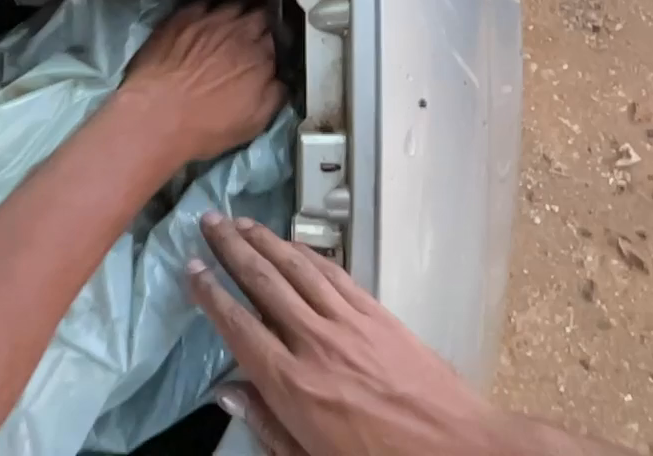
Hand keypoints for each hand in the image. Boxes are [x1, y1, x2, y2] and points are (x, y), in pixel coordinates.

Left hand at [115, 0, 285, 165]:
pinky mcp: (182, 18)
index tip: (278, 45)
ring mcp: (209, 22)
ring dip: (240, 11)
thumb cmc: (204, 124)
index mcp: (259, 58)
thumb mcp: (254, 121)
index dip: (281, 40)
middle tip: (260, 29)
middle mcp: (237, 33)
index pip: (280, 38)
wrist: (156, 114)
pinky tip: (207, 15)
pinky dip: (210, 7)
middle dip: (264, 21)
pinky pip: (204, 2)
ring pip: (234, 4)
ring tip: (236, 19)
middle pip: (261, 15)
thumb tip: (281, 81)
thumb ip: (275, 95)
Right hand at [187, 213, 506, 455]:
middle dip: (231, 246)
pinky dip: (306, 252)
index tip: (191, 267)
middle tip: (208, 219)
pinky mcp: (375, 312)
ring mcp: (347, 321)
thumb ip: (267, 424)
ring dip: (264, 239)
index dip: (210, 292)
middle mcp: (313, 341)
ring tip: (240, 220)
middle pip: (262, 280)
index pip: (238, 324)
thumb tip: (227, 388)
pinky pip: (332, 272)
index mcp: (293, 384)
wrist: (461, 453)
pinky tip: (291, 243)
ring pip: (295, 266)